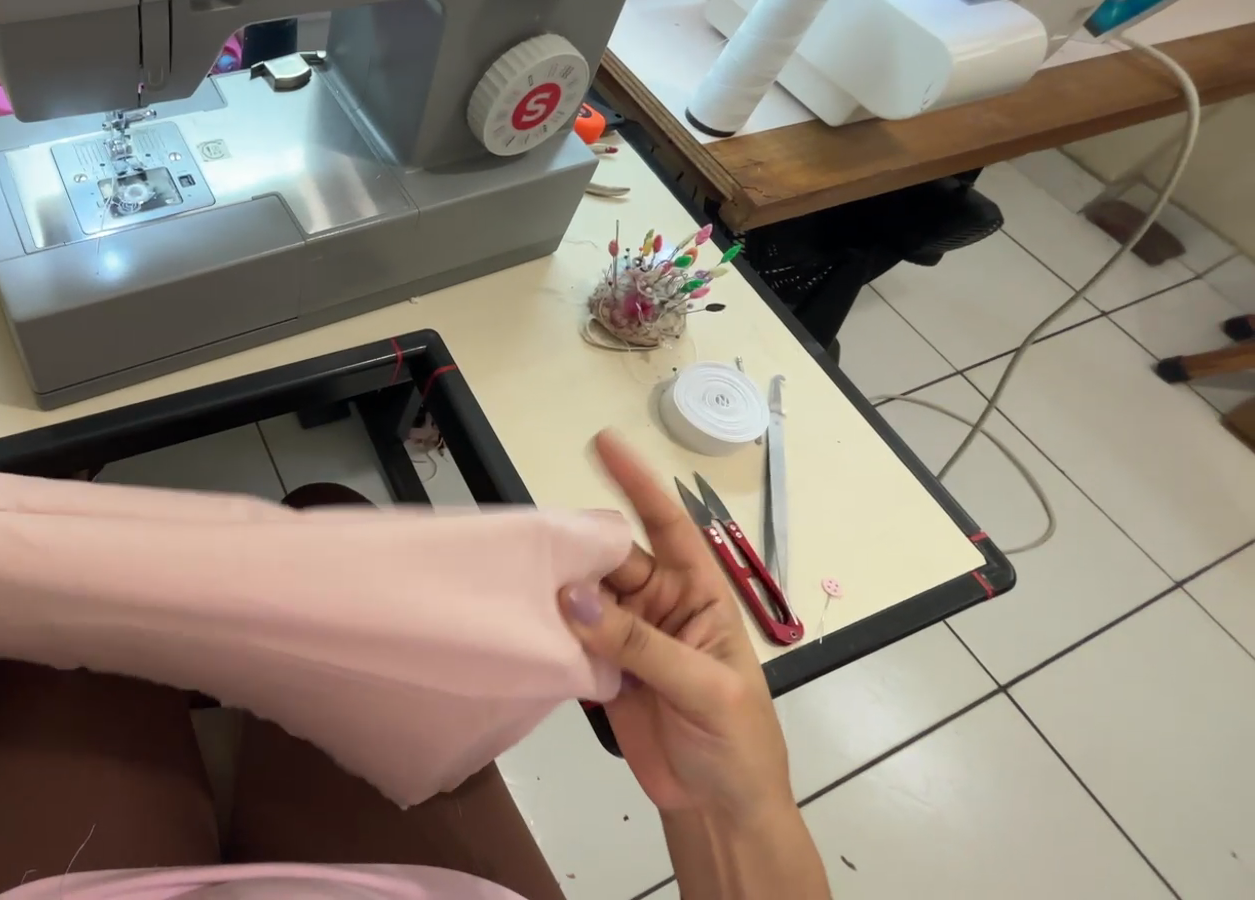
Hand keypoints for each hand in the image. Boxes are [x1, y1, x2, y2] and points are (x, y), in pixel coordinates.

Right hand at [558, 431, 792, 820]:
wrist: (718, 811)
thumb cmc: (738, 744)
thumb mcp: (707, 688)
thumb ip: (641, 643)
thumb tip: (572, 596)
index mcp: (698, 596)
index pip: (669, 526)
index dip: (639, 484)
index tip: (604, 443)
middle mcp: (657, 605)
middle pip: (611, 560)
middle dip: (577, 546)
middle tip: (533, 537)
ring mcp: (625, 636)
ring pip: (583, 594)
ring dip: (556, 587)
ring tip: (517, 573)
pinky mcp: (598, 667)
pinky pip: (567, 635)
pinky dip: (546, 626)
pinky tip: (522, 617)